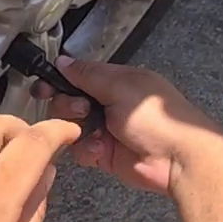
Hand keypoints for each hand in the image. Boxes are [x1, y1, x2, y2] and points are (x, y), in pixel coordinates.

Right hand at [42, 57, 222, 193]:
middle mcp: (108, 104)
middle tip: (82, 109)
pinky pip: (79, 149)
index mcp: (115, 82)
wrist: (177, 160)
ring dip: (77, 129)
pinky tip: (101, 149)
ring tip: (94, 132)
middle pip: (67, 101)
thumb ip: (88, 74)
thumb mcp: (121, 86)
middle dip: (67, 105)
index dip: (58, 81)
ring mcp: (105, 129)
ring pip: (69, 126)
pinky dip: (86, 149)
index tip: (45, 87)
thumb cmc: (158, 119)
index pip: (77, 76)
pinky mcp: (103, 154)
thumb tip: (63, 61)